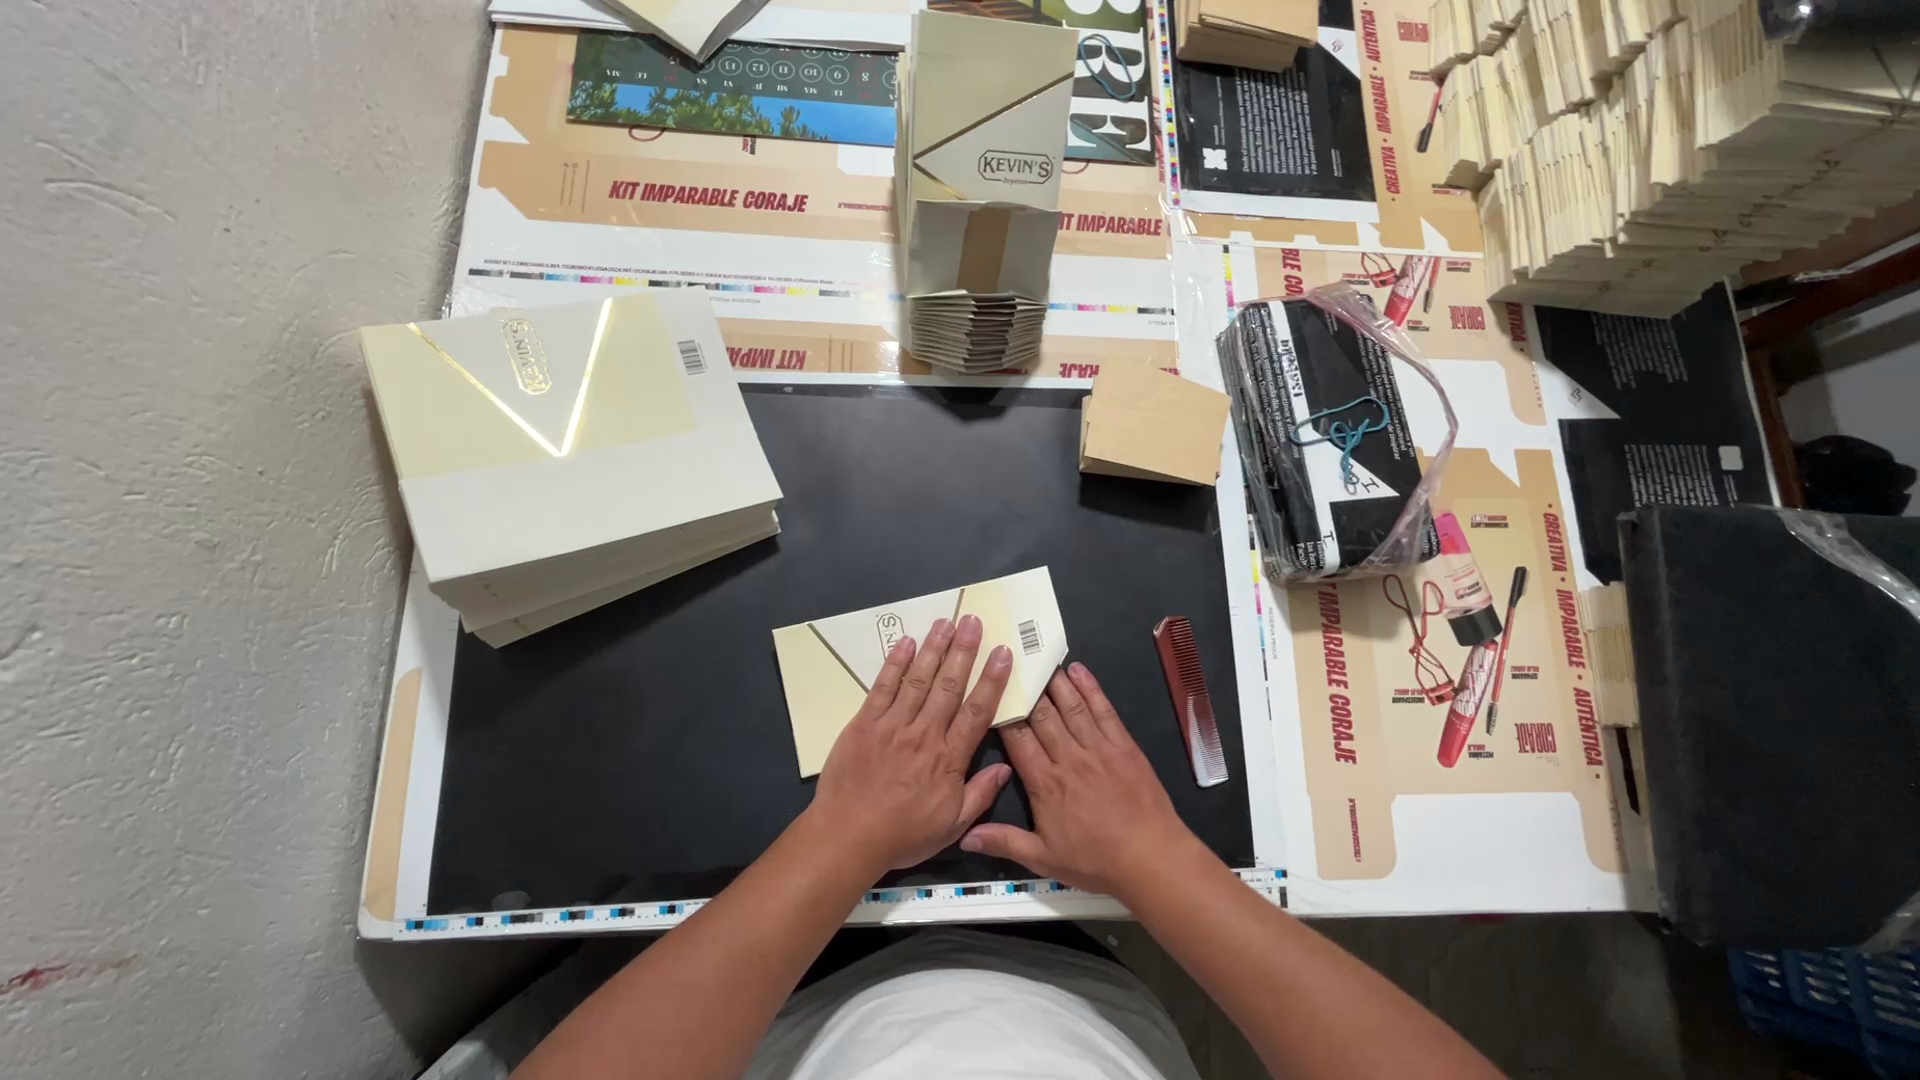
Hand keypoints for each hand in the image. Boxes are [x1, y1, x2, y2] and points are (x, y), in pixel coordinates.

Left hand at [807, 614, 1013, 875]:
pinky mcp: (864, 723)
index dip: (992, 680)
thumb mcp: (952, 825)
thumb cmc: (902, 834)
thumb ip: (980, 794)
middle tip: (973, 621)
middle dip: (964, 651)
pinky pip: (882, 687)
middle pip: (949, 685)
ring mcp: (892, 725)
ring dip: (933, 648)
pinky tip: (906, 643)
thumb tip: (1006, 767)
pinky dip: (895, 663)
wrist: (848, 835)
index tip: (1003, 653)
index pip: (977, 711)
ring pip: (918, 679)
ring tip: (946, 623)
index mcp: (948, 758)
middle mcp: (924, 734)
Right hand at [961, 662, 1211, 898]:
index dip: (1004, 714)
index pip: (1018, 740)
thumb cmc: (1096, 861)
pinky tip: (1079, 671)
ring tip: (1041, 660)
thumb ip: (1004, 841)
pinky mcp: (1123, 746)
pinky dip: (1091, 688)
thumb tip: (965, 836)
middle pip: (1042, 716)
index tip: (991, 692)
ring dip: (1055, 682)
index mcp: (1045, 783)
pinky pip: (1104, 711)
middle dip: (1027, 689)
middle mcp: (1068, 759)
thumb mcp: (1044, 859)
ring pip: (1071, 707)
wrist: (1150, 858)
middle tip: (1014, 664)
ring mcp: (1098, 749)